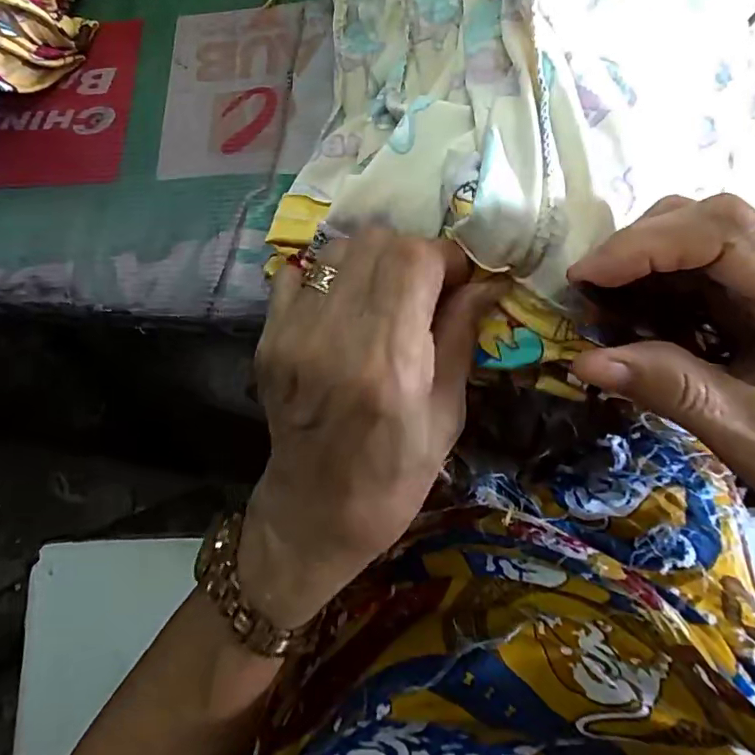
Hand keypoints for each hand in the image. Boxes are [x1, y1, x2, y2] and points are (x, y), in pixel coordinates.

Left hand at [246, 230, 506, 627]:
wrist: (315, 510)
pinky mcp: (267, 338)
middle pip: (375, 243)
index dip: (444, 257)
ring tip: (385, 295)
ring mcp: (291, 334)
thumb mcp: (446, 414)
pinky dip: (328, 277)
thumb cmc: (395, 475)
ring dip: (370, 260)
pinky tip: (343, 306)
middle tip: (425, 286)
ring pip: (337, 251)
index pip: (413, 259)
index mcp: (387, 363)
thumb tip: (487, 281)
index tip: (458, 279)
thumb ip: (460, 335)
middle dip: (411, 254)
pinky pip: (298, 274)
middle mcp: (333, 337)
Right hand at [566, 194, 754, 559]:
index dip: (647, 244)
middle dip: (638, 250)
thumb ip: (677, 394)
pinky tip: (639, 323)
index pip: (732, 233)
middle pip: (714, 222)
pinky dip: (659, 288)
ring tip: (605, 313)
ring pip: (704, 239)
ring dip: (644, 268)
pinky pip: (707, 271)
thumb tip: (585, 361)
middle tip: (587, 296)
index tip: (585, 276)